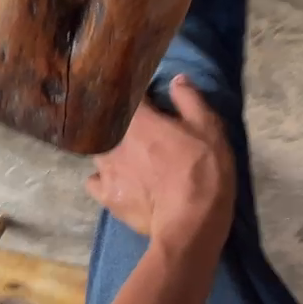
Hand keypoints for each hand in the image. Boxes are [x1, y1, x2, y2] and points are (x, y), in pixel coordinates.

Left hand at [86, 76, 235, 256]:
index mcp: (137, 119)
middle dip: (115, 120)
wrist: (190, 224)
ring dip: (108, 147)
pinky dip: (102, 178)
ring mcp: (105, 168)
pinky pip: (94, 180)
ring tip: (121, 152)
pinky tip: (114, 180)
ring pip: (97, 149)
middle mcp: (113, 138)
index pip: (126, 95)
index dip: (134, 93)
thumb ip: (190, 100)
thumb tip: (176, 79)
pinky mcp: (104, 195)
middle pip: (105, 122)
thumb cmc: (203, 172)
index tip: (143, 96)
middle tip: (132, 126)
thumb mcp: (208, 130)